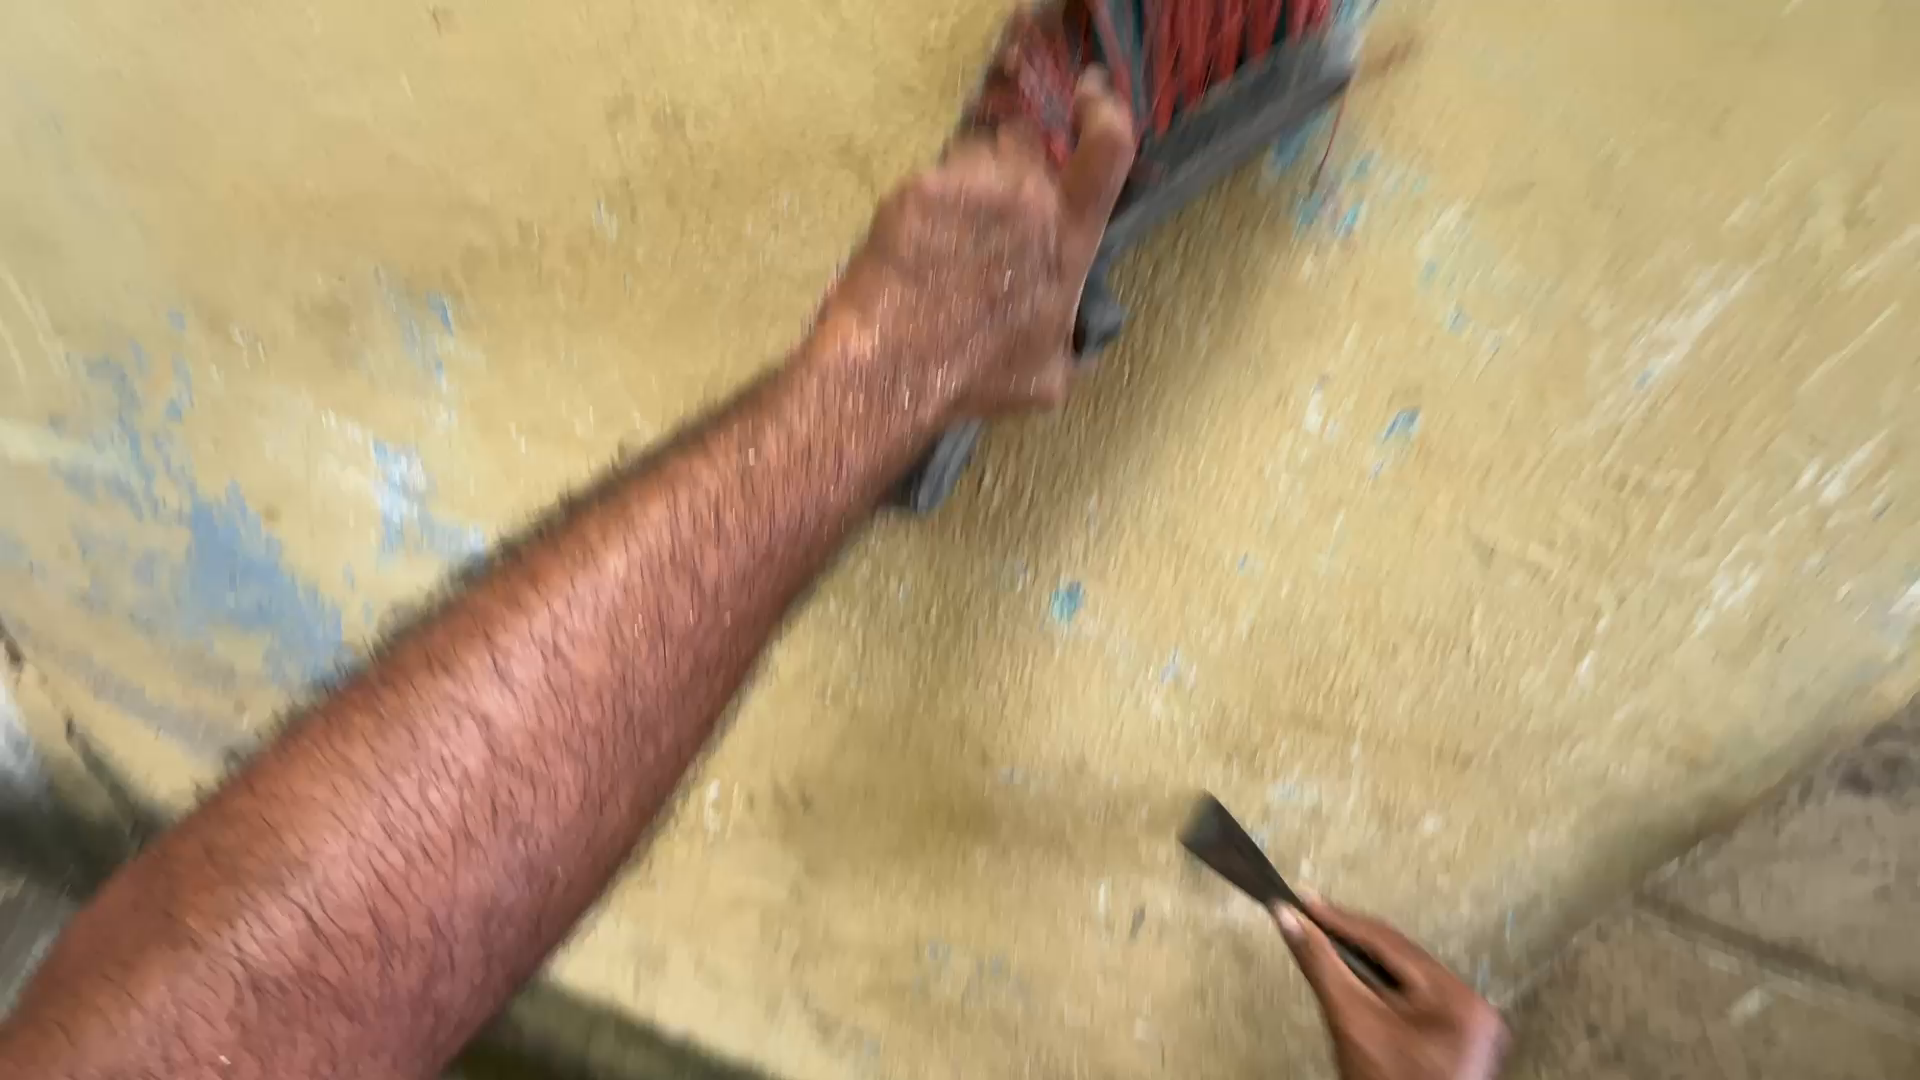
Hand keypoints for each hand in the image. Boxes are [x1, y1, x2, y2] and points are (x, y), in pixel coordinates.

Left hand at [812, 69, 1133, 422]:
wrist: (894, 371)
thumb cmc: (973, 378)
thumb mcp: (1047, 377)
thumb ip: (1071, 340)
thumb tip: (1076, 338)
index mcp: (1067, 240)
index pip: (1109, 145)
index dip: (1103, 114)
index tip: (1090, 101)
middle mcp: (1025, 200)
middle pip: (1027, 146)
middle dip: (1015, 172)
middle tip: (991, 221)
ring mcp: (969, 188)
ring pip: (977, 156)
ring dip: (970, 186)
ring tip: (949, 242)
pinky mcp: (918, 189)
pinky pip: (932, 179)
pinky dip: (927, 207)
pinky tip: (916, 251)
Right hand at [1275, 896, 1508, 1079]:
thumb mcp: (1349, 1020)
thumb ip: (1319, 961)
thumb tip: (1286, 915)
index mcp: (1456, 998)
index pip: (1389, 942)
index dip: (1341, 919)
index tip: (1302, 900)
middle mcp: (1472, 1003)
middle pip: (1398, 953)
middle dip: (1350, 935)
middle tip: (1307, 914)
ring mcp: (1469, 1020)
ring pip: (1402, 969)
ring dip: (1360, 954)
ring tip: (1321, 934)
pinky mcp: (1457, 1033)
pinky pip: (1410, 990)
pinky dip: (1376, 977)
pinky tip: (1348, 966)